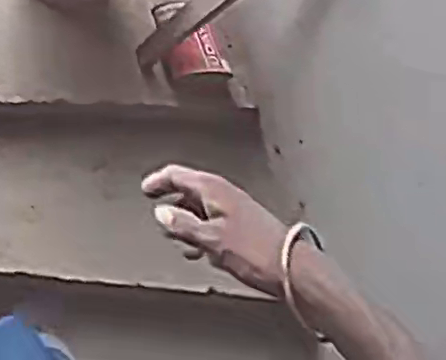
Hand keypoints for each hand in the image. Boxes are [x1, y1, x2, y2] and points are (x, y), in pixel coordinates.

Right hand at [141, 164, 287, 295]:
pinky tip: (206, 250)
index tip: (146, 190)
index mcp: (211, 186)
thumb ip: (181, 224)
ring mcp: (237, 206)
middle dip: (173, 204)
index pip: (175, 174)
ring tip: (182, 240)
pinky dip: (204, 230)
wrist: (298, 272)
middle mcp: (224, 191)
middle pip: (188, 190)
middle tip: (162, 217)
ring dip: (189, 221)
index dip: (157, 181)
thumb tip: (161, 213)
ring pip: (202, 207)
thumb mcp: (210, 238)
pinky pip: (216, 220)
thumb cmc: (256, 250)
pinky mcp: (248, 223)